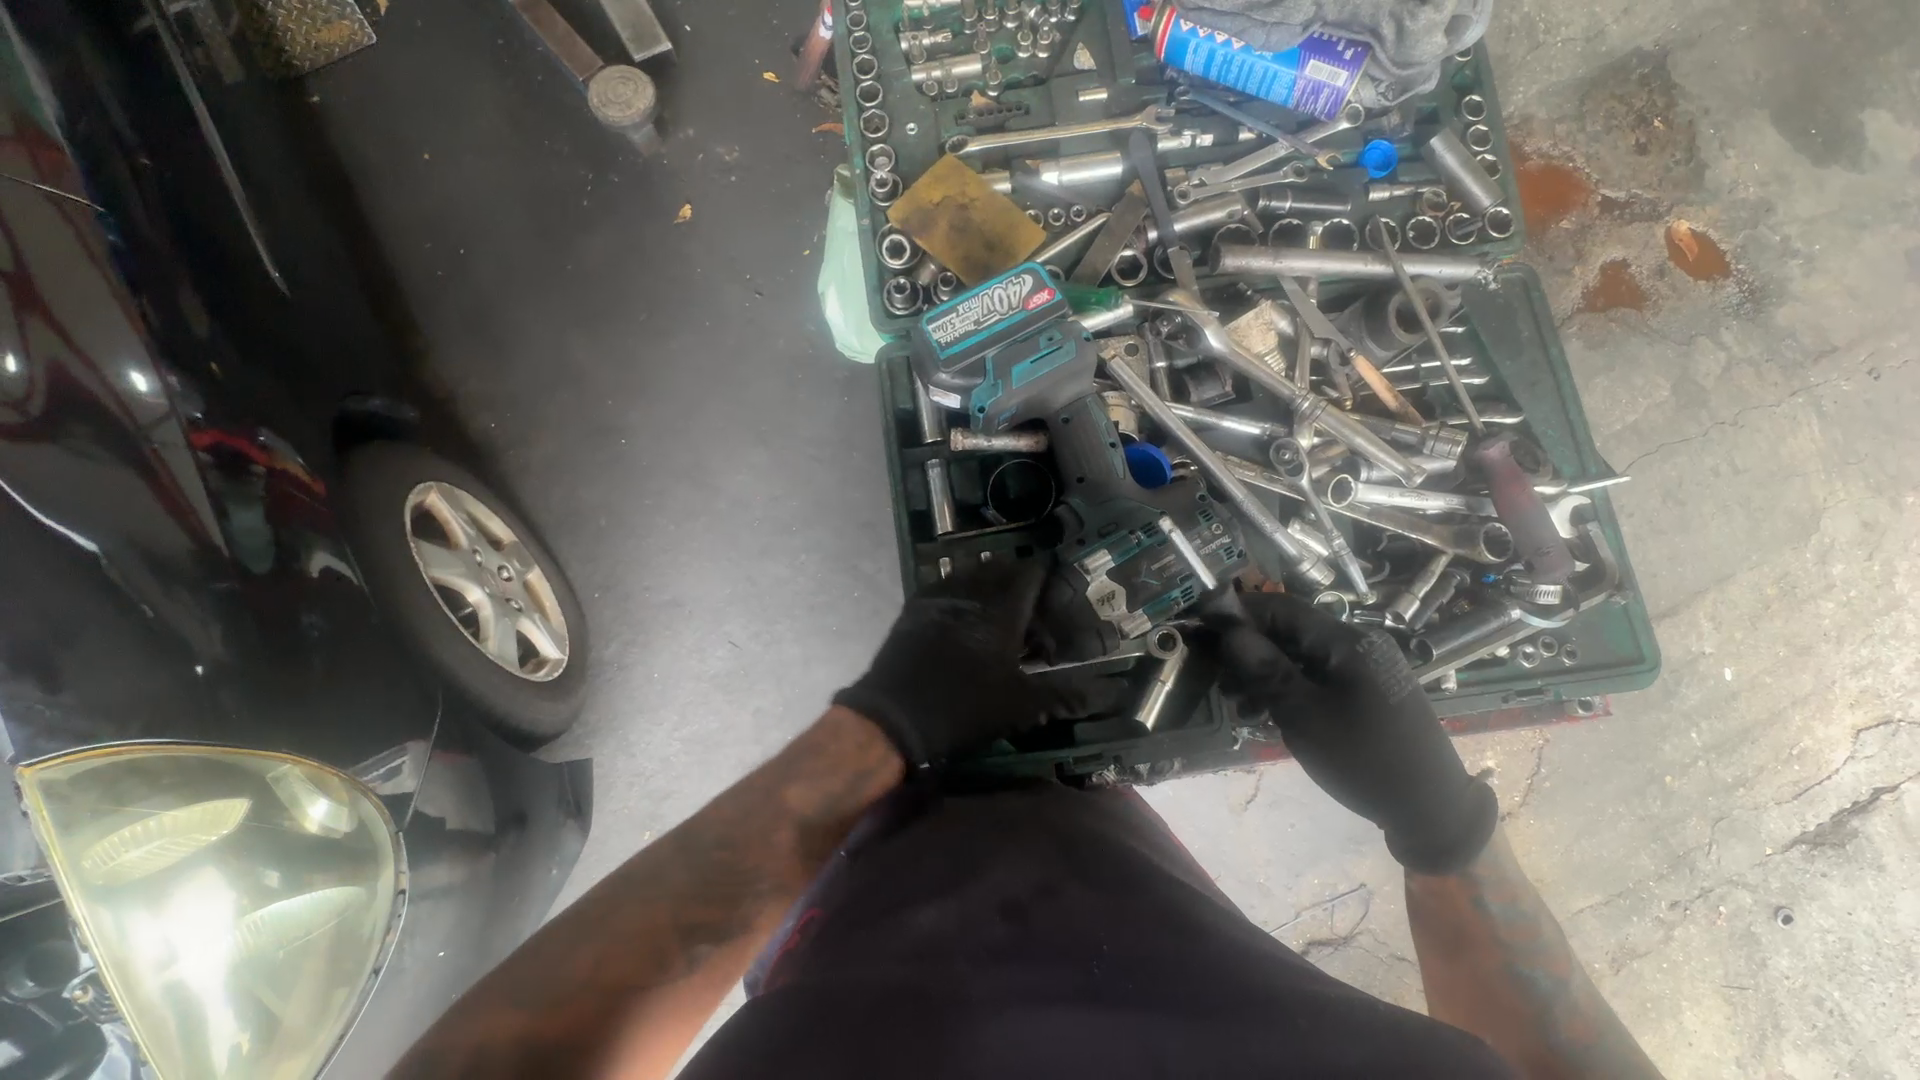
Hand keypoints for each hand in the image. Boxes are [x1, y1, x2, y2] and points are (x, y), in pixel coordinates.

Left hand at [835, 561, 1114, 766]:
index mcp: (1001, 611)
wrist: (895, 716)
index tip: (1056, 576)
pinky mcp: (914, 609)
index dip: (1046, 570)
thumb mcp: (1020, 706)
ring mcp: (937, 598)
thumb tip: (1102, 692)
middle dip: (1018, 577)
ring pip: (969, 573)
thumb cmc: (964, 708)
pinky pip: (943, 585)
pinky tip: (963, 613)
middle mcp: (970, 594)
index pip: (1029, 573)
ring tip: (998, 604)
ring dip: (987, 581)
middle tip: (1031, 599)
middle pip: (999, 568)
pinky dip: (960, 591)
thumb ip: (1061, 695)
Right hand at [1202, 591, 1496, 873]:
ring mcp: (1362, 670)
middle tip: (1215, 679)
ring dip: (1262, 674)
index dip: (1236, 613)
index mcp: (1346, 641)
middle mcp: (1356, 645)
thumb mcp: (1305, 715)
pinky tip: (1264, 715)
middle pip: (1288, 632)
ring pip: (1298, 657)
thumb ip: (1265, 668)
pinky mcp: (1364, 693)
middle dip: (1247, 650)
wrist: (1432, 811)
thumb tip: (1227, 627)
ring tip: (1236, 705)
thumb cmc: (1365, 759)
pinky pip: (1315, 678)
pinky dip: (1286, 690)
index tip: (1199, 627)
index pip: (1280, 608)